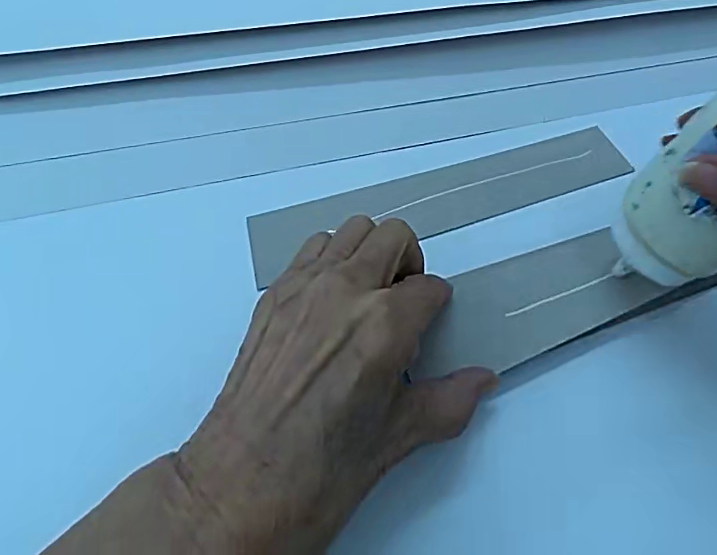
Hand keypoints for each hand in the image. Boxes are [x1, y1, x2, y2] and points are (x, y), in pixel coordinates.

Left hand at [172, 216, 497, 553]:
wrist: (240, 486)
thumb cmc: (309, 474)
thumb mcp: (395, 440)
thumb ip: (447, 401)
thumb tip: (476, 383)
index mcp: (382, 325)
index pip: (429, 286)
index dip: (437, 303)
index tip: (433, 317)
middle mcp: (343, 292)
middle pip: (394, 236)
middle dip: (410, 261)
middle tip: (408, 294)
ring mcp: (305, 287)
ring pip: (352, 230)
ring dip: (369, 251)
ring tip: (372, 288)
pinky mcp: (276, 293)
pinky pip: (312, 248)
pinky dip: (330, 257)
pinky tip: (332, 295)